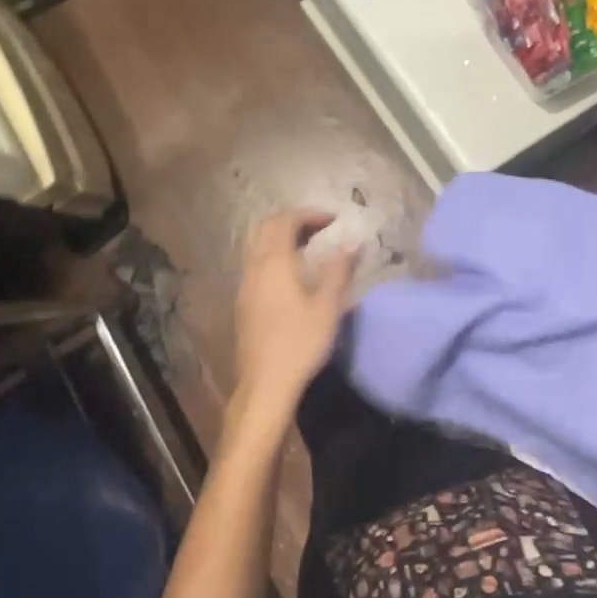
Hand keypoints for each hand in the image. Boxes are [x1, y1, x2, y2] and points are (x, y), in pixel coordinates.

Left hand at [230, 211, 357, 427]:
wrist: (265, 383)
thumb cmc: (300, 344)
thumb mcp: (327, 307)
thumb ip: (339, 271)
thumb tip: (353, 244)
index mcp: (273, 263)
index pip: (285, 221)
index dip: (309, 214)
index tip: (334, 219)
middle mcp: (254, 267)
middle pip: (266, 228)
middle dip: (293, 220)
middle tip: (321, 228)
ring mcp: (245, 284)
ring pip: (257, 245)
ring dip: (281, 237)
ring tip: (309, 246)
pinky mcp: (243, 301)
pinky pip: (255, 262)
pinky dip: (273, 254)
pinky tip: (292, 272)